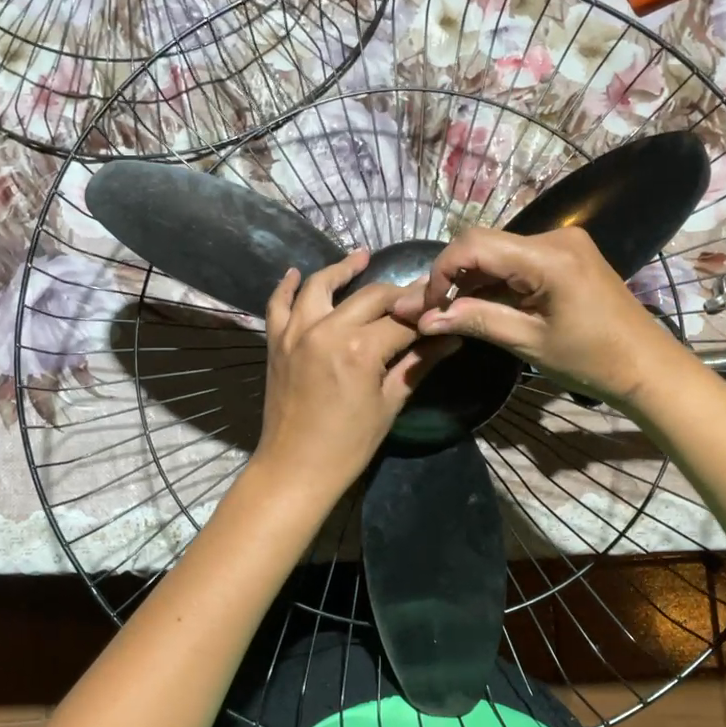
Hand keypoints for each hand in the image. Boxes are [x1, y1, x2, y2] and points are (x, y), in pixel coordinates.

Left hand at [253, 251, 459, 495]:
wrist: (294, 468)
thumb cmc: (348, 445)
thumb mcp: (389, 404)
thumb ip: (417, 365)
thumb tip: (450, 339)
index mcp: (360, 349)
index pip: (403, 320)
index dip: (425, 315)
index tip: (442, 309)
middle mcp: (326, 329)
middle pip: (370, 296)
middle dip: (396, 293)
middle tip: (414, 296)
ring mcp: (295, 332)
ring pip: (320, 286)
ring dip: (342, 269)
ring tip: (361, 257)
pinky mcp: (275, 341)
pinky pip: (278, 304)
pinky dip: (286, 286)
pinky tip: (295, 274)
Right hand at [391, 226, 689, 407]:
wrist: (646, 366)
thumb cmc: (591, 360)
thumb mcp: (527, 343)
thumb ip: (476, 321)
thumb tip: (425, 319)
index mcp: (549, 257)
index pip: (475, 245)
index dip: (442, 271)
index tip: (429, 307)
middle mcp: (554, 237)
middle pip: (483, 244)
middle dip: (450, 276)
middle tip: (427, 311)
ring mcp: (561, 243)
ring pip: (496, 252)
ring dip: (469, 281)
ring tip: (446, 313)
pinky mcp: (564, 255)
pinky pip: (515, 260)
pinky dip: (492, 282)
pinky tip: (476, 307)